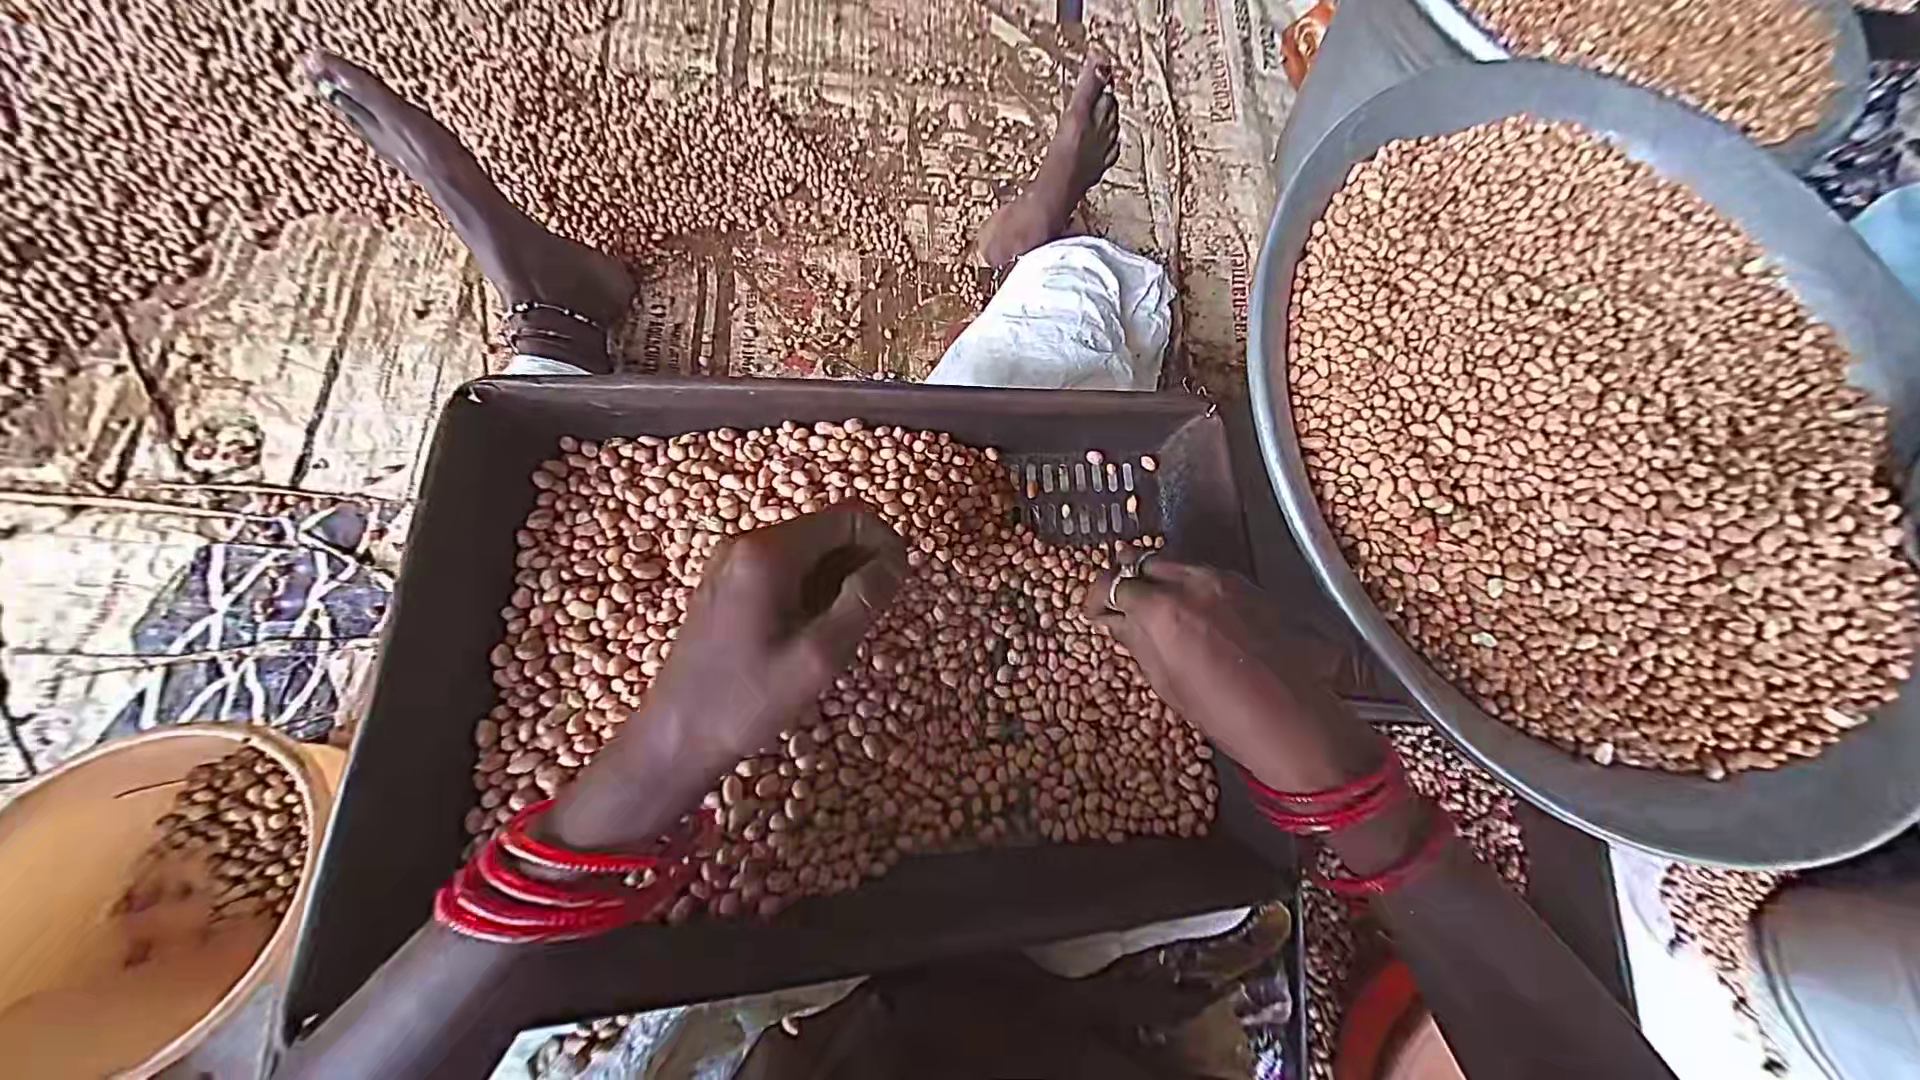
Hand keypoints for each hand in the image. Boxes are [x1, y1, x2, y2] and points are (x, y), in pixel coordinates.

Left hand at [542, 504, 905, 851]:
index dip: (885, 542)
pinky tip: (815, 629)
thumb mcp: (820, 655)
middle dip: (863, 562)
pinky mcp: (728, 582)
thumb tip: (897, 560)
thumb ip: (864, 601)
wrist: (674, 736)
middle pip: (828, 530)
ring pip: (810, 550)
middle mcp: (748, 543)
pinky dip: (814, 587)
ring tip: (844, 628)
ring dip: (840, 578)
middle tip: (875, 613)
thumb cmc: (749, 699)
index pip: (848, 518)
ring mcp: (733, 561)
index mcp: (769, 551)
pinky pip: (787, 568)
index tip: (901, 581)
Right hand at [1085, 555, 1381, 792]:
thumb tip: (1112, 618)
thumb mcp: (1163, 678)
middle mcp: (1190, 582)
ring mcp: (1222, 579)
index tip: (1095, 610)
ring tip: (1155, 608)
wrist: (1290, 717)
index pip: (1114, 583)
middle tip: (1120, 605)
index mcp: (1162, 609)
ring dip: (1156, 580)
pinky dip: (1186, 584)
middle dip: (1126, 581)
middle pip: (1142, 562)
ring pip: (1173, 563)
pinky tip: (1190, 611)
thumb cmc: (1220, 710)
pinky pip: (1202, 573)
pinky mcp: (1246, 584)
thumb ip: (1134, 637)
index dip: (1098, 596)